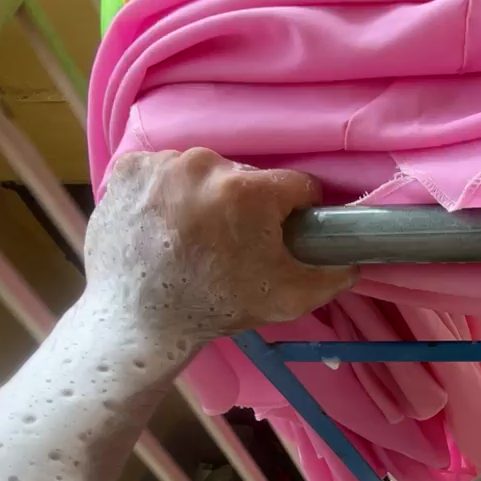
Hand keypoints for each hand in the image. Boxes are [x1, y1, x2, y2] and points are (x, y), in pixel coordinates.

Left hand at [84, 148, 356, 344]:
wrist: (140, 317)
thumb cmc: (219, 305)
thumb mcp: (290, 299)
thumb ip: (332, 276)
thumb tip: (353, 262)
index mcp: (250, 190)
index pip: (299, 185)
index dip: (302, 212)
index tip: (290, 234)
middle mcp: (205, 163)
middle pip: (249, 179)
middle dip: (251, 207)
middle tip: (238, 246)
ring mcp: (161, 162)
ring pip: (207, 174)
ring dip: (211, 199)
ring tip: (198, 238)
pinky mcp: (127, 167)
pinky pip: (167, 173)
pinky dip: (172, 194)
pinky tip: (169, 226)